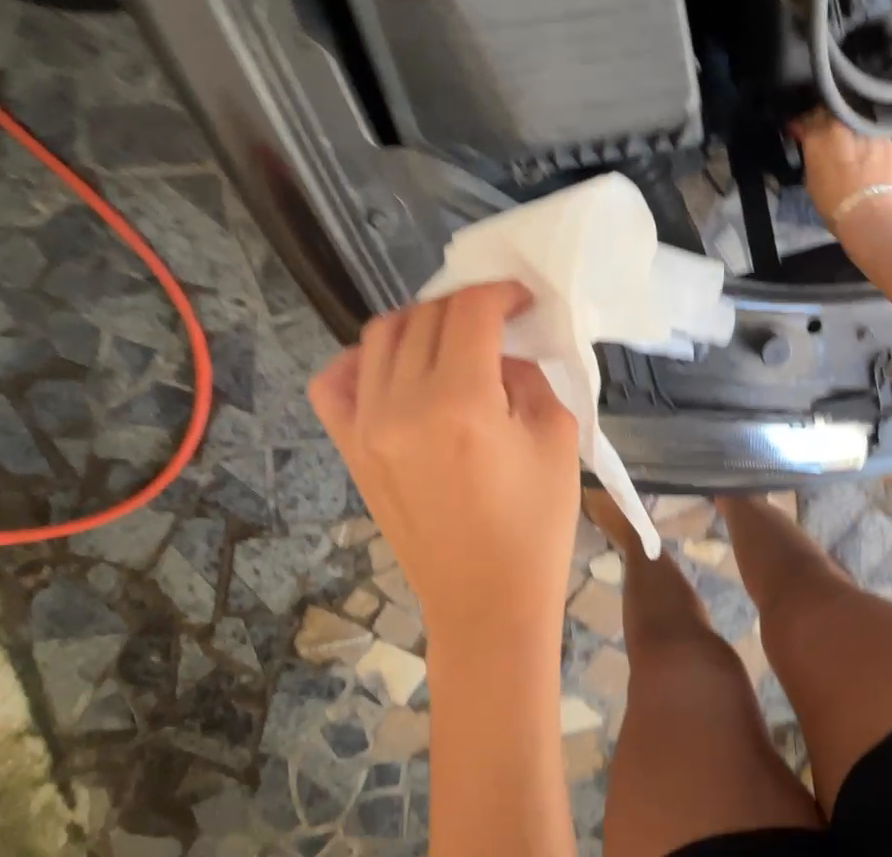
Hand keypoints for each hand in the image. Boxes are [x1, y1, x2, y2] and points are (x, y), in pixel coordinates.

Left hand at [308, 282, 580, 643]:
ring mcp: (366, 428)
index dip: (500, 292)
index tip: (523, 298)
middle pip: (426, 317)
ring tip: (453, 338)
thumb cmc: (536, 524)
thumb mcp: (556, 438)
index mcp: (461, 402)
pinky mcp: (351, 451)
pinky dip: (361, 361)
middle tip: (499, 318)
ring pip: (380, 337)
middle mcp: (402, 405)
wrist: (487, 599)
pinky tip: (395, 369)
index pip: (471, 312)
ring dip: (421, 323)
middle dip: (467, 305)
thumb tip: (502, 355)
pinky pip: (334, 383)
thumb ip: (529, 379)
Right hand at [793, 107, 891, 242]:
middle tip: (823, 135)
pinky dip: (866, 138)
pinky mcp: (888, 140)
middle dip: (824, 122)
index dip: (801, 126)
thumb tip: (814, 149)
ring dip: (847, 128)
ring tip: (846, 142)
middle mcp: (843, 124)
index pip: (805, 120)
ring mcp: (868, 130)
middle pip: (830, 113)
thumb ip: (813, 156)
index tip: (799, 132)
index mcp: (819, 134)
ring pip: (854, 119)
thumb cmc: (835, 206)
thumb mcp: (812, 180)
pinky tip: (865, 150)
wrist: (873, 218)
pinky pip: (872, 132)